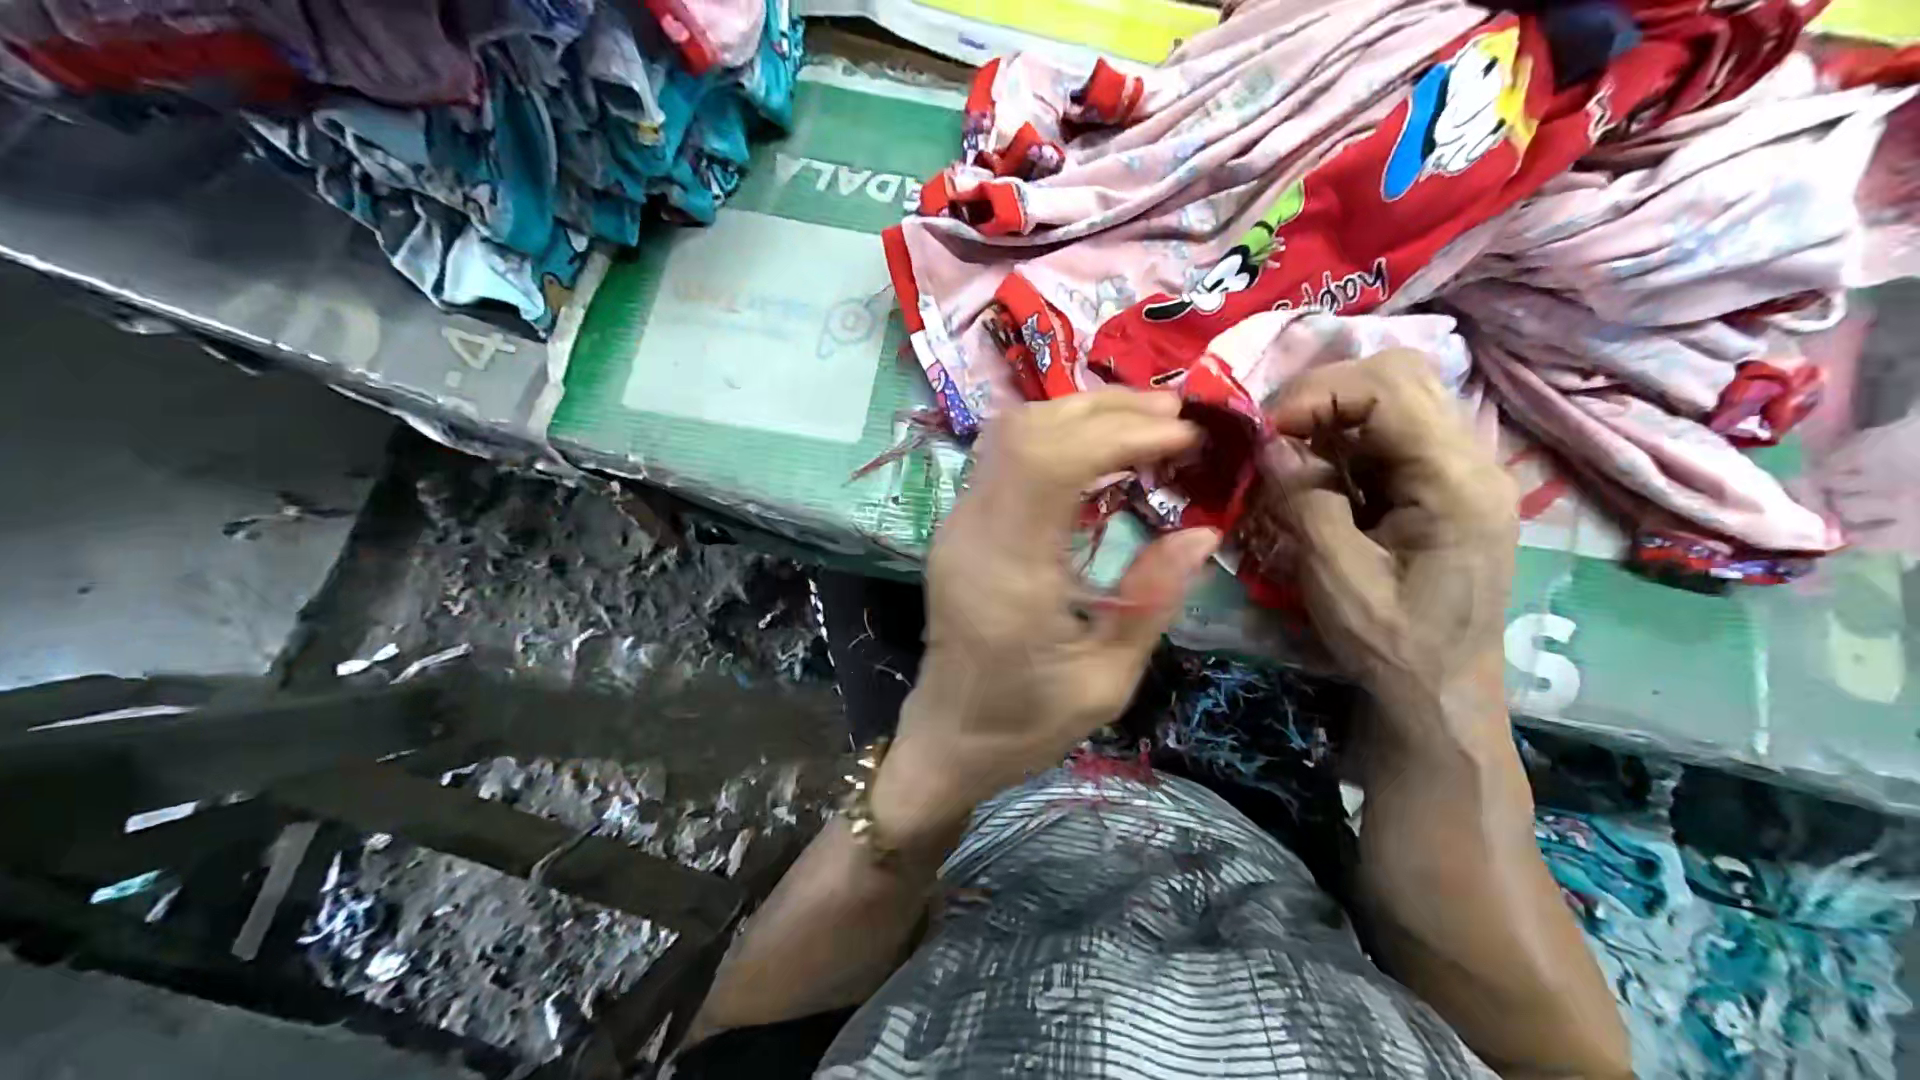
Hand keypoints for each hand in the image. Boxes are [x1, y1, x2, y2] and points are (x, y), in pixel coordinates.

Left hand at [872, 390, 1220, 849]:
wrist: (947, 739)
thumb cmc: (1025, 724)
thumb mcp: (1106, 683)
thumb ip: (1151, 601)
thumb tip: (1202, 531)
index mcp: (1009, 573)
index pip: (1049, 462)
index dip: (1118, 433)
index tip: (1182, 437)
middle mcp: (973, 533)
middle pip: (1026, 431)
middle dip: (1105, 409)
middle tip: (1175, 416)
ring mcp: (958, 525)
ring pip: (1009, 434)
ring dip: (1078, 414)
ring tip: (1146, 422)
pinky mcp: (959, 527)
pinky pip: (1003, 457)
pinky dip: (1056, 436)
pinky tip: (1099, 448)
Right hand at [1258, 350, 1516, 744]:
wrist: (1441, 692)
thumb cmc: (1392, 645)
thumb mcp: (1337, 578)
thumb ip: (1304, 501)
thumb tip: (1267, 443)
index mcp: (1455, 483)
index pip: (1389, 390)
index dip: (1316, 395)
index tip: (1263, 432)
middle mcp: (1471, 461)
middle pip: (1401, 375)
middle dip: (1324, 393)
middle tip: (1275, 434)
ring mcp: (1462, 470)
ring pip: (1397, 396)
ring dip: (1333, 414)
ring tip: (1291, 453)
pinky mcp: (1442, 484)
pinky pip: (1392, 432)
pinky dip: (1344, 439)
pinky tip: (1319, 474)